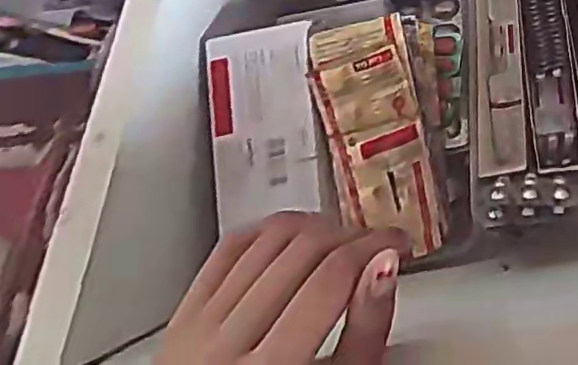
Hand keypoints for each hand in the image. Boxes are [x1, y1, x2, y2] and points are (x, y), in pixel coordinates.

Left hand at [162, 212, 405, 364]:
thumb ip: (367, 332)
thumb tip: (387, 262)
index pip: (333, 276)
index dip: (376, 246)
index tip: (397, 243)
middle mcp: (222, 350)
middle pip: (305, 249)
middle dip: (353, 236)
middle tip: (375, 246)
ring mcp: (194, 333)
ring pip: (270, 237)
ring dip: (318, 227)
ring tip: (340, 243)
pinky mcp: (180, 322)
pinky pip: (230, 248)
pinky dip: (270, 231)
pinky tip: (294, 240)